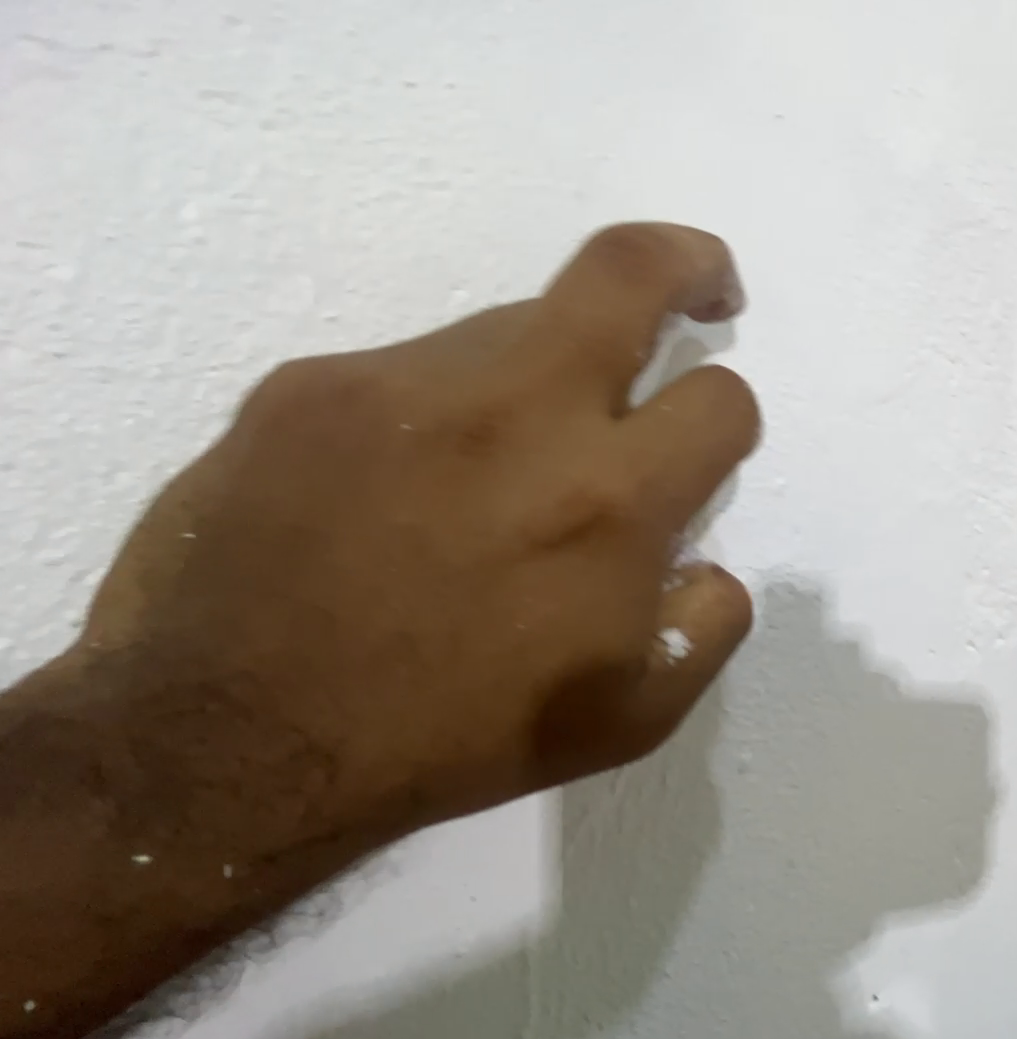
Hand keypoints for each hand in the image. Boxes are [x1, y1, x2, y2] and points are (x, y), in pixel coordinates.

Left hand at [80, 223, 756, 844]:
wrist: (233, 747)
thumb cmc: (463, 735)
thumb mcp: (637, 712)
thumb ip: (711, 620)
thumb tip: (708, 560)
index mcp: (613, 502)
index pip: (719, 400)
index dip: (731, 415)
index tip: (708, 442)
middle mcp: (521, 416)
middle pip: (627, 272)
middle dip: (690, 262)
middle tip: (708, 283)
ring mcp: (407, 386)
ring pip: (525, 324)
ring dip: (562, 370)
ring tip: (524, 456)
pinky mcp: (312, 387)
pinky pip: (426, 368)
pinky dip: (461, 408)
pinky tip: (424, 484)